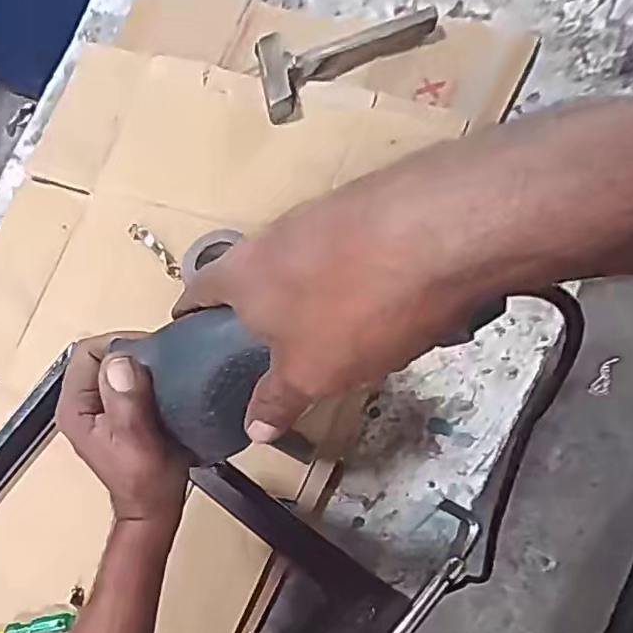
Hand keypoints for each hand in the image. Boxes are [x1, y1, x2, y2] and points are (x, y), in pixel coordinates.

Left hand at [57, 335, 187, 525]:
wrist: (153, 509)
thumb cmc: (146, 483)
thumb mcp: (138, 441)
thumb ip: (126, 401)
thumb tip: (120, 361)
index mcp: (75, 408)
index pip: (87, 352)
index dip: (119, 345)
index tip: (152, 355)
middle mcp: (80, 405)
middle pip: (99, 355)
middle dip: (131, 353)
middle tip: (163, 365)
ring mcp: (96, 409)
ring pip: (114, 366)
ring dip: (140, 365)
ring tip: (165, 375)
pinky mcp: (114, 413)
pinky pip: (126, 381)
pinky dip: (144, 378)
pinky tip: (162, 387)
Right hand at [171, 128, 590, 438]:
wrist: (445, 229)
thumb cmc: (353, 309)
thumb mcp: (311, 373)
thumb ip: (277, 400)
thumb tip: (254, 429)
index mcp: (243, 272)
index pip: (197, 289)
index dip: (188, 314)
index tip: (187, 335)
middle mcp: (275, 233)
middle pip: (252, 272)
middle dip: (258, 308)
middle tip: (271, 347)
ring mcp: (325, 211)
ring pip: (305, 262)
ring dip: (313, 295)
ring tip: (337, 333)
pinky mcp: (375, 203)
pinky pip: (355, 252)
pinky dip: (361, 280)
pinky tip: (391, 305)